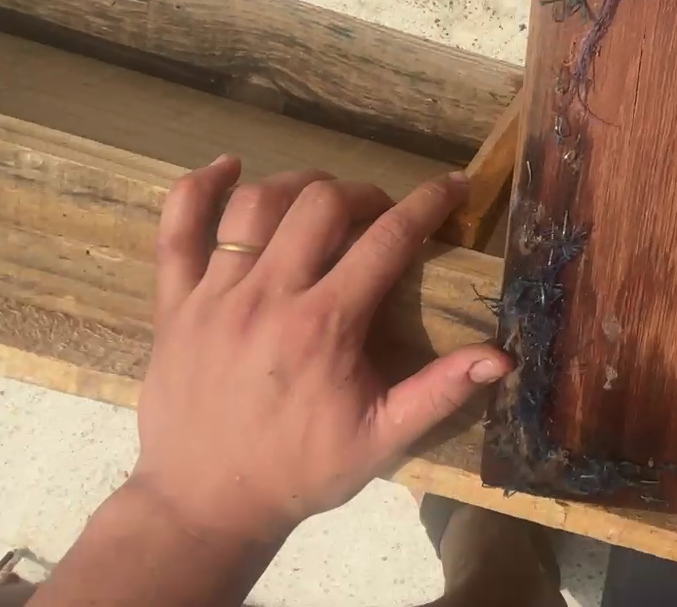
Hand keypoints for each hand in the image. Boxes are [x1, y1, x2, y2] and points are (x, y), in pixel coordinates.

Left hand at [125, 157, 511, 546]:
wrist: (201, 510)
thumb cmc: (301, 470)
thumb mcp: (381, 439)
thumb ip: (440, 391)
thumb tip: (503, 358)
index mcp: (324, 326)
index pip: (388, 239)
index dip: (429, 202)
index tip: (455, 184)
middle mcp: (268, 298)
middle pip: (321, 204)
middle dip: (364, 193)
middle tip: (380, 214)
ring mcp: (213, 297)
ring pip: (257, 205)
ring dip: (300, 186)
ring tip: (323, 199)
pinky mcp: (173, 306)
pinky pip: (175, 232)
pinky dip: (196, 190)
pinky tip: (227, 167)